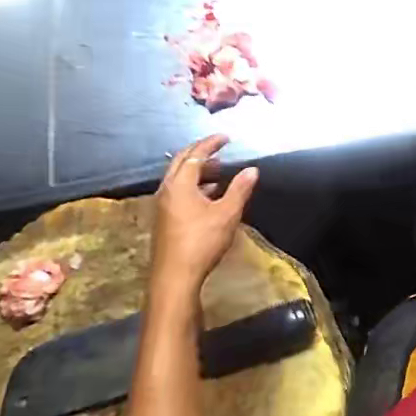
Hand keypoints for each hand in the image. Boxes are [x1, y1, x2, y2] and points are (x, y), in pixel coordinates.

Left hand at [151, 134, 259, 312]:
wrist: (174, 277)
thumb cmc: (201, 242)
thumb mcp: (227, 214)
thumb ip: (240, 190)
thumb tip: (252, 170)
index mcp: (180, 184)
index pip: (195, 155)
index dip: (211, 143)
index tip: (226, 138)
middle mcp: (167, 190)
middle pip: (181, 162)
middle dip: (200, 153)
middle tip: (219, 150)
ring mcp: (162, 205)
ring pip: (178, 178)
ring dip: (197, 171)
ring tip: (218, 172)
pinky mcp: (163, 220)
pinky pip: (178, 192)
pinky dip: (193, 186)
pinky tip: (208, 196)